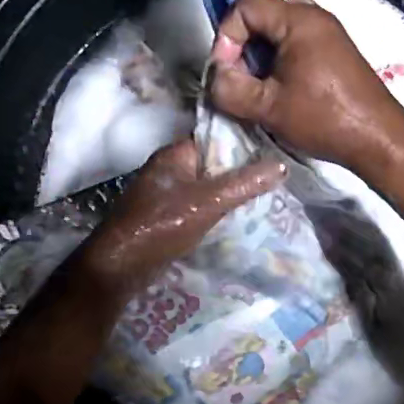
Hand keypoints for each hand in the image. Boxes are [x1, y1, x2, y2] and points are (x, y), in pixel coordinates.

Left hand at [74, 140, 285, 296]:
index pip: (215, 137)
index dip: (243, 141)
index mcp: (175, 154)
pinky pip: (197, 205)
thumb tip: (282, 165)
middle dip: (240, 170)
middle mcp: (168, 169)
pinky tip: (236, 217)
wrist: (122, 266)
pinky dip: (215, 209)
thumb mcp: (210, 202)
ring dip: (228, 192)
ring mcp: (164, 193)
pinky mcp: (164, 216)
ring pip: (205, 186)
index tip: (273, 149)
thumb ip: (245, 184)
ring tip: (264, 195)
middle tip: (274, 176)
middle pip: (212, 163)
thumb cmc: (163, 226)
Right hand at [208, 0, 403, 171]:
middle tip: (240, 67)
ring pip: (283, 18)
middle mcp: (315, 14)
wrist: (377, 138)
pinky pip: (298, 34)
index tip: (227, 71)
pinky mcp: (335, 49)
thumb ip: (229, 89)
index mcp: (298, 19)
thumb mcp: (268, 108)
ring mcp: (328, 30)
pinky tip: (279, 82)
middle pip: (266, 2)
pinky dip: (281, 50)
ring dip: (263, 43)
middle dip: (244, 33)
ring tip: (258, 77)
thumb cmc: (324, 119)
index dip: (226, 35)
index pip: (245, 3)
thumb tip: (214, 77)